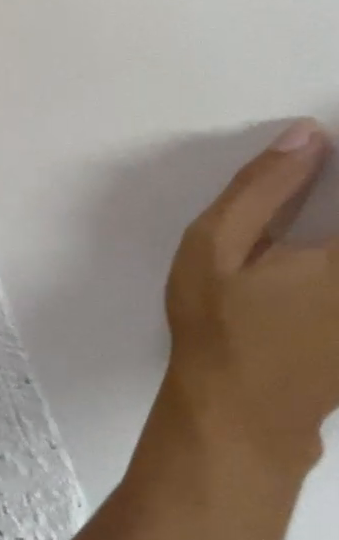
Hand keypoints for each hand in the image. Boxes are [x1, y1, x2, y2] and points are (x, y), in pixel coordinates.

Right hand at [161, 118, 338, 472]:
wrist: (245, 403)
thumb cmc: (220, 319)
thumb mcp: (213, 247)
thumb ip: (260, 190)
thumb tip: (308, 135)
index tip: (331, 143)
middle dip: (335, 199)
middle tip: (319, 166)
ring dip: (332, 227)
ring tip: (295, 248)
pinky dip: (332, 246)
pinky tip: (311, 249)